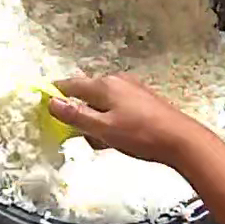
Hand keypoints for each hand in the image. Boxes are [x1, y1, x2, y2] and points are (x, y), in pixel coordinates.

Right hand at [49, 75, 221, 167]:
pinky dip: (111, 121)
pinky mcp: (143, 100)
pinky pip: (117, 107)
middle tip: (83, 136)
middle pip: (87, 94)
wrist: (181, 140)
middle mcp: (117, 81)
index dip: (55, 94)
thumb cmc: (141, 135)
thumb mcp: (103, 129)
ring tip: (106, 142)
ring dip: (97, 121)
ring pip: (102, 103)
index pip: (71, 85)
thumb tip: (52, 102)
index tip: (43, 104)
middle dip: (80, 114)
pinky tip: (120, 138)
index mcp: (105, 85)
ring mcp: (132, 89)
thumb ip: (76, 116)